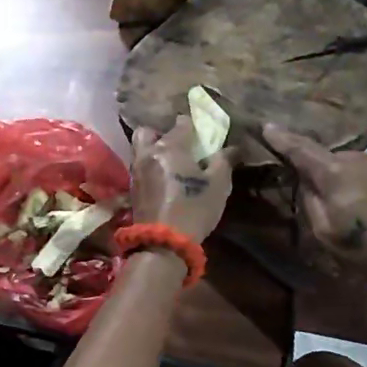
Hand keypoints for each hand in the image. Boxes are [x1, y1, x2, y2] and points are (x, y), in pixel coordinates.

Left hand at [130, 116, 234, 240]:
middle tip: (178, 146)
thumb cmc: (194, 208)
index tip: (201, 132)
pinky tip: (163, 179)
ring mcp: (137, 171)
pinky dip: (150, 167)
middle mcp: (148, 153)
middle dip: (162, 133)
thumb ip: (224, 161)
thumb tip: (233, 148)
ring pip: (141, 149)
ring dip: (154, 150)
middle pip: (149, 131)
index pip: (182, 123)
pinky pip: (140, 167)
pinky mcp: (132, 188)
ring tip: (171, 163)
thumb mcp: (218, 184)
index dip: (193, 125)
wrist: (163, 243)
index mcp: (170, 147)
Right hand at [262, 124, 366, 298]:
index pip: (301, 150)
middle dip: (325, 176)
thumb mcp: (329, 239)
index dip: (282, 140)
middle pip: (333, 162)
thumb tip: (309, 185)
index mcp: (336, 173)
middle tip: (327, 208)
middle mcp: (364, 159)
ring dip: (354, 187)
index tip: (267, 126)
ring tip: (364, 221)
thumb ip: (312, 206)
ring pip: (360, 171)